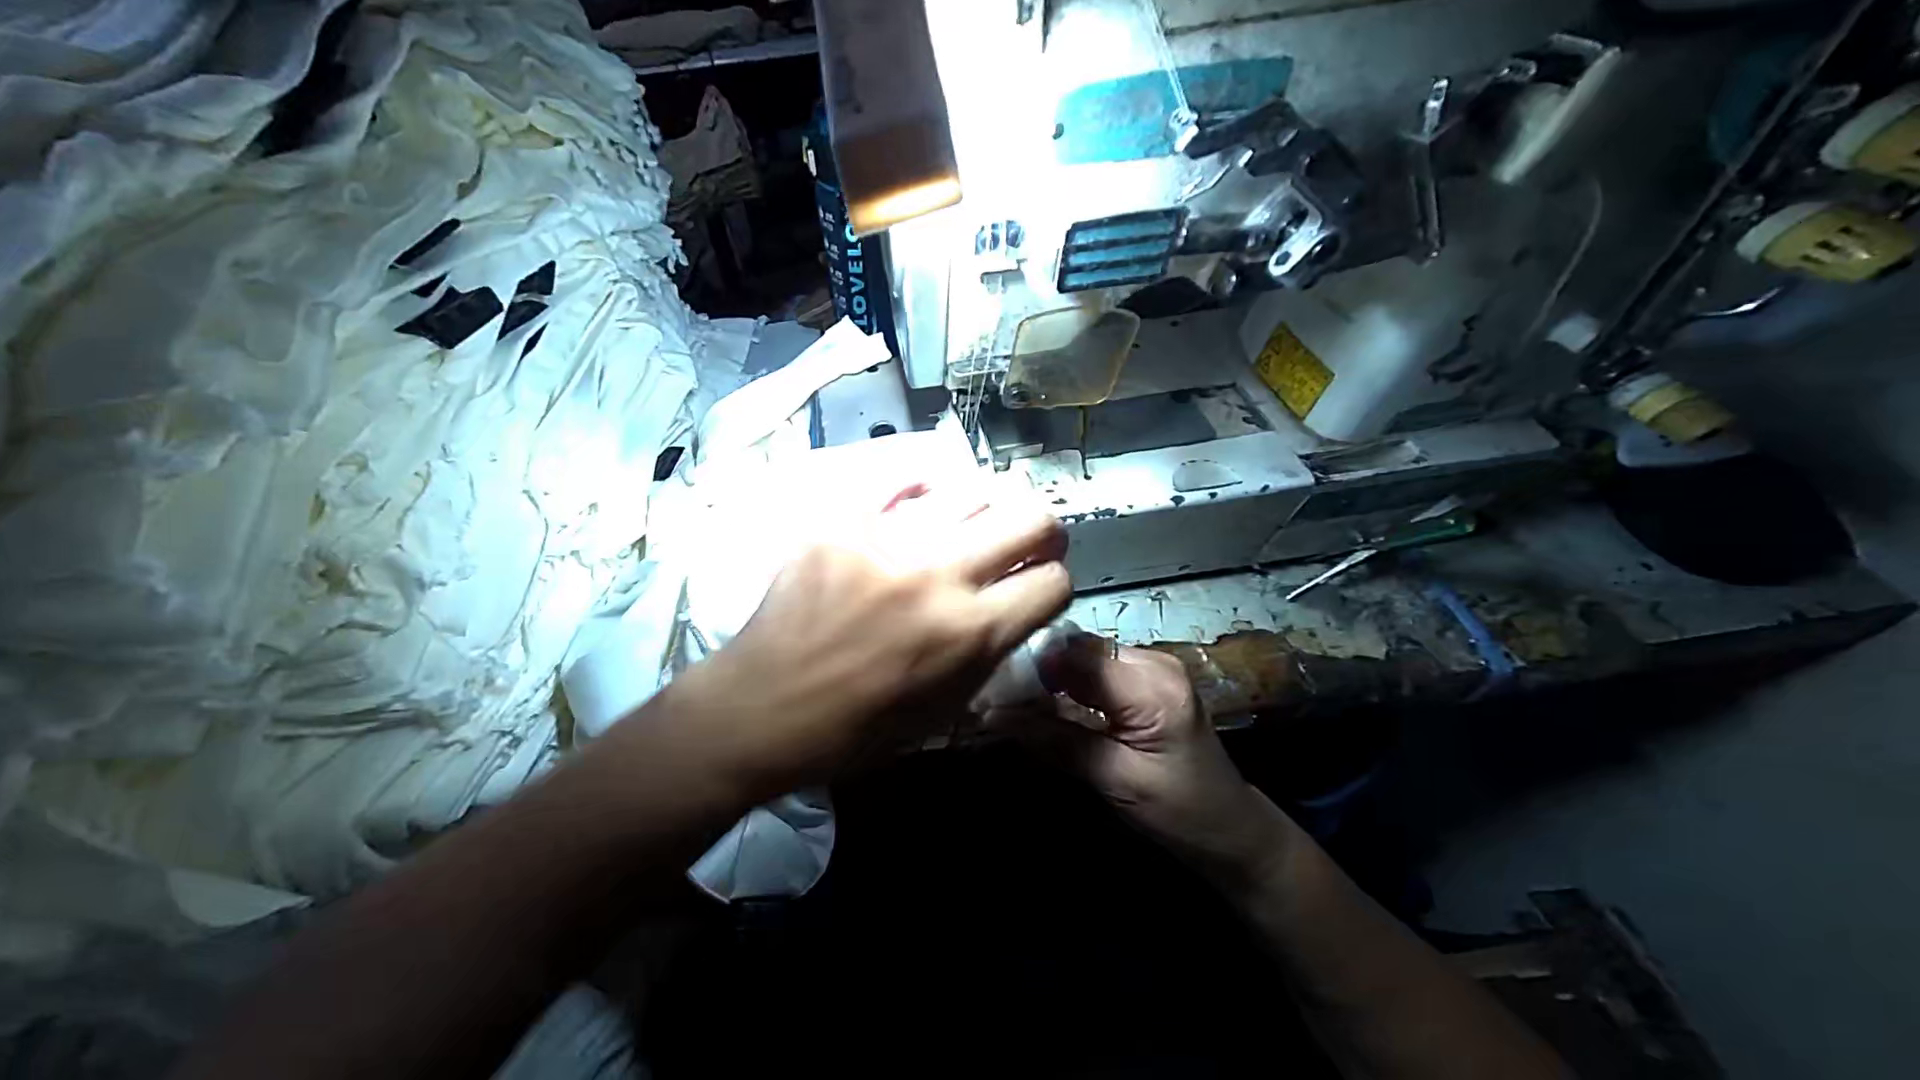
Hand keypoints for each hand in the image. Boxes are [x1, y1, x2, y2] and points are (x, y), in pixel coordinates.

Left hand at [657, 486, 1071, 796]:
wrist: (764, 709)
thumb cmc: (856, 727)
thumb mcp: (945, 709)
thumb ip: (991, 651)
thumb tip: (1014, 604)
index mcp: (970, 634)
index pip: (1053, 582)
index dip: (1055, 584)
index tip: (1039, 587)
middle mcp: (940, 576)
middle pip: (1032, 518)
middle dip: (1043, 531)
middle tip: (1027, 540)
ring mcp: (888, 541)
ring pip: (973, 488)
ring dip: (986, 508)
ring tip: (971, 521)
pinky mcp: (842, 522)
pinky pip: (900, 477)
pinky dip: (920, 484)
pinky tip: (923, 496)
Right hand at [1005, 643, 1282, 876]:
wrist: (1231, 828)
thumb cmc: (1179, 811)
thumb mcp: (1114, 779)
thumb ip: (1056, 740)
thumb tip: (993, 716)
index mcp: (1151, 684)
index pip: (1075, 654)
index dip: (1030, 666)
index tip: (990, 687)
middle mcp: (1153, 661)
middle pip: (1077, 649)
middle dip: (1035, 671)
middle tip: (994, 696)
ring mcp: (1151, 667)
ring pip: (1082, 657)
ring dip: (1048, 678)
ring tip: (1011, 701)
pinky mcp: (1146, 679)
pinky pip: (1095, 670)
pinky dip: (1068, 686)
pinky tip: (1045, 706)